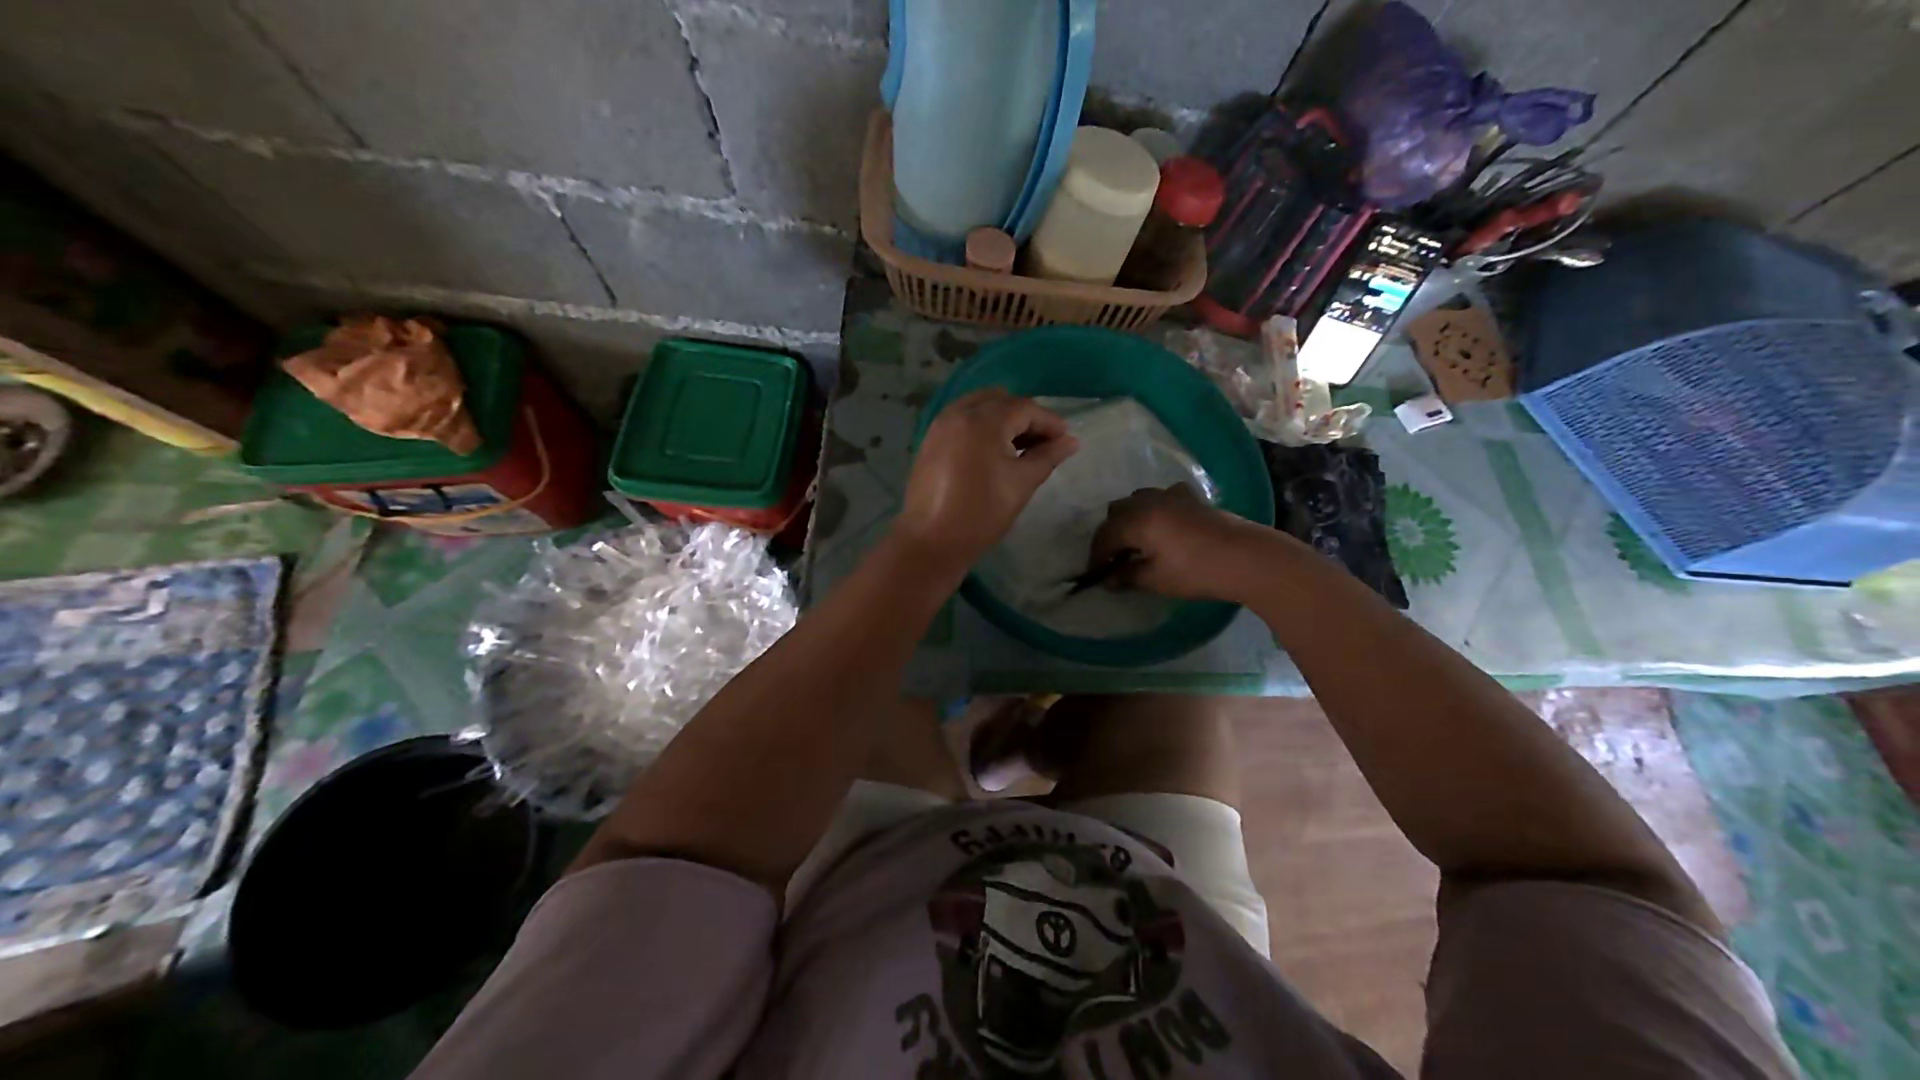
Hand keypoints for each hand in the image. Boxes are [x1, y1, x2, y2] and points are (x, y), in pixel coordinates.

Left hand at [894, 388, 1078, 569]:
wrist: (931, 541)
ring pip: (979, 407)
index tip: (1065, 439)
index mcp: (983, 421)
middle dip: (1025, 417)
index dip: (1049, 422)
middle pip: (1000, 401)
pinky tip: (994, 451)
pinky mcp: (930, 440)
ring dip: (1003, 419)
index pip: (1024, 408)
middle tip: (1044, 442)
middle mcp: (958, 413)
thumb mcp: (1021, 483)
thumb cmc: (982, 513)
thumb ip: (1047, 457)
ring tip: (1020, 447)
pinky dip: (982, 426)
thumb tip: (1071, 441)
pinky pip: (962, 420)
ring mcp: (940, 425)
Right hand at [1090, 485, 1272, 600]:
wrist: (1247, 558)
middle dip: (1110, 533)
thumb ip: (1127, 577)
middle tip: (1115, 558)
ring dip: (1130, 517)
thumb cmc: (1196, 572)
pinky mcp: (1192, 498)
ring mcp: (1172, 496)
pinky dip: (1155, 508)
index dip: (1096, 556)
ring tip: (1137, 541)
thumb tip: (1108, 580)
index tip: (1096, 574)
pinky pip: (1163, 497)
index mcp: (1136, 520)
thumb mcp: (1156, 579)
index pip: (1104, 536)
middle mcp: (1149, 502)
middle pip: (1116, 511)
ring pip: (1138, 499)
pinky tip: (1165, 525)